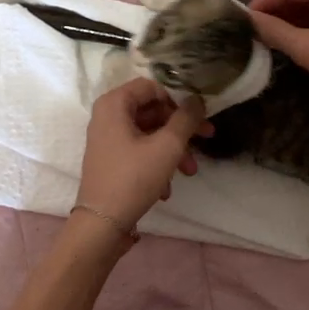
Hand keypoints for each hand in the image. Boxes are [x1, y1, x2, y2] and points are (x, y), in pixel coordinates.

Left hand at [76, 78, 209, 234]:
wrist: (102, 223)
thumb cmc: (133, 178)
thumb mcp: (167, 146)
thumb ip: (186, 119)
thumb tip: (197, 100)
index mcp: (114, 104)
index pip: (152, 86)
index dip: (177, 99)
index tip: (198, 116)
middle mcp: (107, 116)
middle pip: (152, 111)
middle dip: (180, 129)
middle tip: (206, 139)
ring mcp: (107, 139)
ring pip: (149, 134)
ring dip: (172, 150)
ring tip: (189, 172)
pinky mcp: (110, 160)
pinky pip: (138, 151)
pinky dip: (156, 164)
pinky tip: (166, 189)